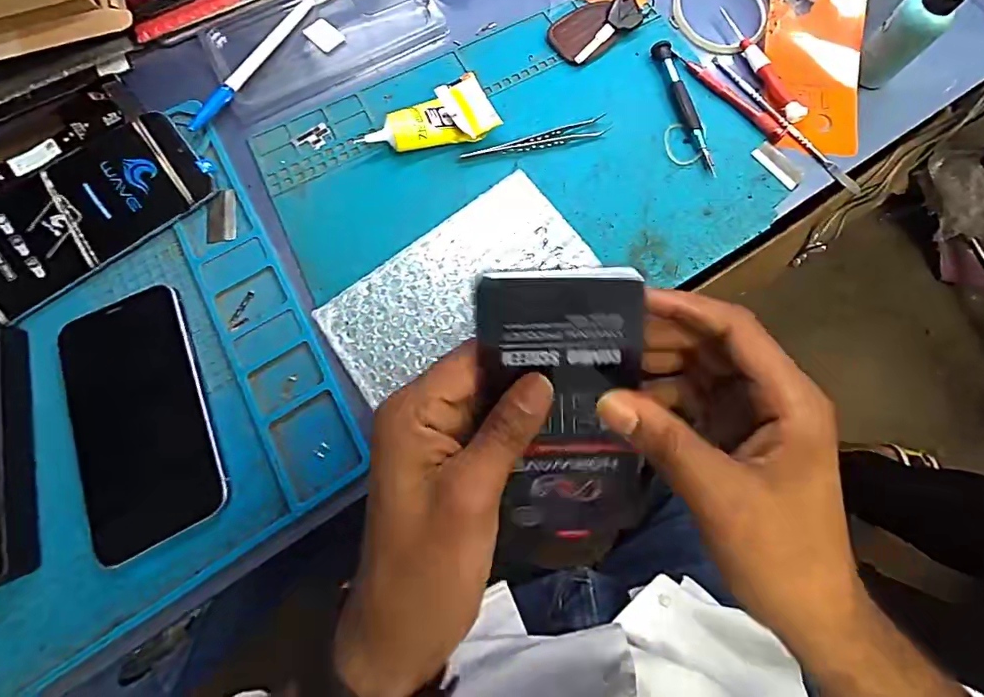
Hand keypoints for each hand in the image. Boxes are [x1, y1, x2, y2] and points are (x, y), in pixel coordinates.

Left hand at [332, 343, 552, 696]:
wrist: (399, 639)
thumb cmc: (427, 568)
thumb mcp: (470, 495)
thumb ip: (505, 431)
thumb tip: (541, 376)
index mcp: (412, 411)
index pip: (470, 359)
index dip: (516, 349)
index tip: (568, 344)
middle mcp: (420, 414)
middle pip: (480, 377)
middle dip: (527, 374)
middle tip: (584, 367)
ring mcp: (434, 439)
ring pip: (488, 403)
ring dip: (526, 401)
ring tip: (582, 389)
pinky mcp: (449, 462)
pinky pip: (487, 430)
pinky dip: (516, 428)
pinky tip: (556, 425)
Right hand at [599, 290, 958, 695]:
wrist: (814, 620)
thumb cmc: (781, 554)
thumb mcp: (719, 495)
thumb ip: (664, 440)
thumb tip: (606, 398)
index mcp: (790, 397)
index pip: (738, 330)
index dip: (689, 309)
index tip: (639, 300)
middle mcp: (776, 395)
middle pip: (718, 347)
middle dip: (668, 337)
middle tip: (613, 331)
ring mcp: (757, 416)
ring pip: (705, 372)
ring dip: (663, 367)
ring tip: (612, 360)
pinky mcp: (740, 437)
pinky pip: (699, 403)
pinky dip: (667, 400)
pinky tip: (631, 402)